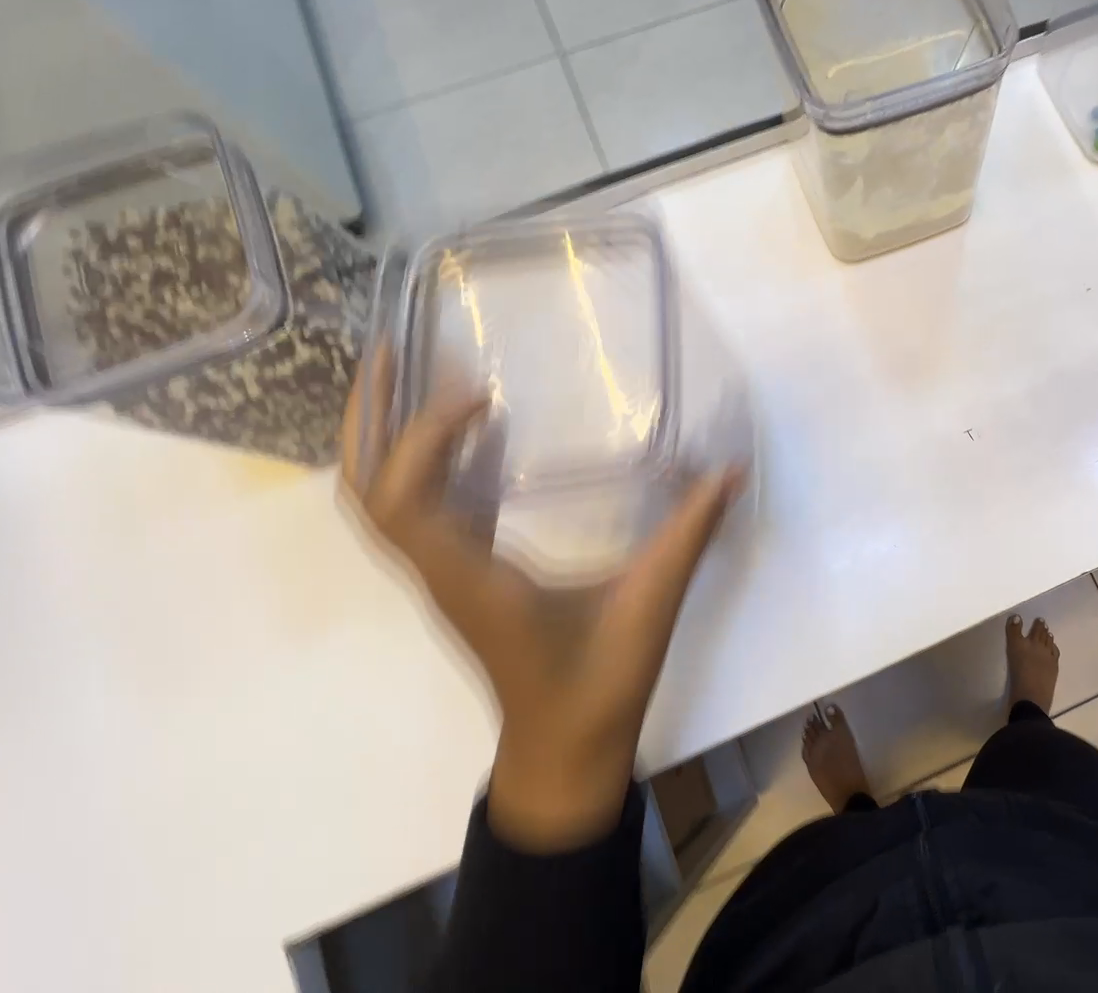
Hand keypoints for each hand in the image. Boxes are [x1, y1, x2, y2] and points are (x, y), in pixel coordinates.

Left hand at [340, 352, 745, 851]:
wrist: (565, 749)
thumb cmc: (599, 683)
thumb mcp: (651, 604)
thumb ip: (690, 534)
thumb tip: (732, 470)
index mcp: (472, 580)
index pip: (407, 502)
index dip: (424, 438)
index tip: (480, 394)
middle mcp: (440, 575)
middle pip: (365, 493)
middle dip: (366, 418)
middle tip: (391, 347)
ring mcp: (444, 579)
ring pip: (378, 504)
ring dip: (380, 438)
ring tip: (408, 375)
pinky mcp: (460, 581)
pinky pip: (414, 514)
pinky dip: (416, 464)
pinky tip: (463, 438)